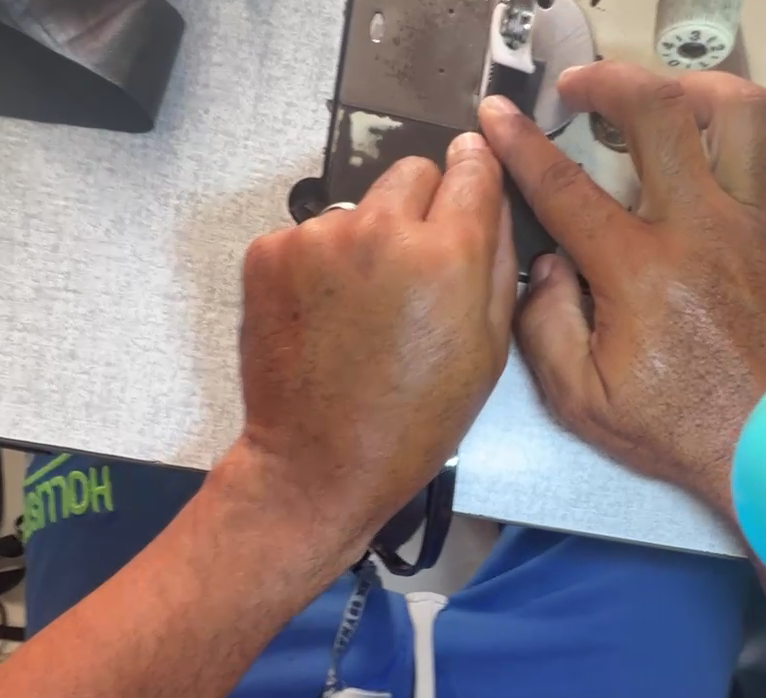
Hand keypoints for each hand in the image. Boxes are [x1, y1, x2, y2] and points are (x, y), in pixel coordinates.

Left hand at [228, 133, 516, 556]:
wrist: (320, 463)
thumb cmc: (414, 423)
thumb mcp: (488, 354)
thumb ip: (498, 265)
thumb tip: (491, 203)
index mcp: (447, 254)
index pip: (470, 166)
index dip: (473, 175)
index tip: (469, 181)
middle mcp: (380, 228)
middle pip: (411, 173)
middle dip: (419, 211)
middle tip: (411, 276)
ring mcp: (316, 237)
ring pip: (357, 209)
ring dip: (365, 242)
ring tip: (360, 312)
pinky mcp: (267, 253)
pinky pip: (309, 237)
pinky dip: (318, 266)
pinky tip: (322, 318)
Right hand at [478, 63, 765, 514]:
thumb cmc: (671, 429)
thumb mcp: (580, 399)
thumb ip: (546, 327)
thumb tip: (549, 266)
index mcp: (638, 270)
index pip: (565, 187)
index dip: (521, 145)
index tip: (496, 113)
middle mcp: (701, 228)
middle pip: (660, 113)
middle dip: (609, 81)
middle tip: (579, 88)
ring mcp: (755, 227)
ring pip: (741, 112)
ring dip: (694, 92)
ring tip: (664, 107)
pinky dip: (759, 144)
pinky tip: (730, 165)